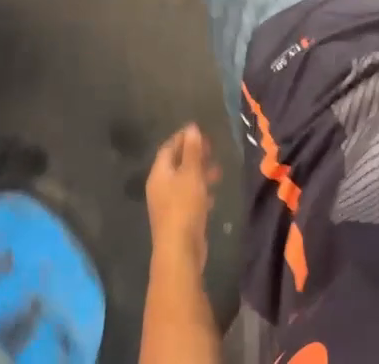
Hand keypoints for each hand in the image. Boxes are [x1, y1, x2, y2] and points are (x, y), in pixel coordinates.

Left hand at [147, 124, 217, 268]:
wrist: (180, 249)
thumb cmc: (184, 206)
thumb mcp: (191, 174)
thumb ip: (192, 151)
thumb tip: (191, 128)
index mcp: (159, 174)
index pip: (168, 148)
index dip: (182, 138)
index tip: (200, 130)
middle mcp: (160, 187)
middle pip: (176, 164)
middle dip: (193, 155)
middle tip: (212, 148)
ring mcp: (167, 204)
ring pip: (184, 181)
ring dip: (199, 173)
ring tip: (218, 170)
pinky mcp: (178, 218)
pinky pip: (188, 198)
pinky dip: (200, 191)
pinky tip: (213, 195)